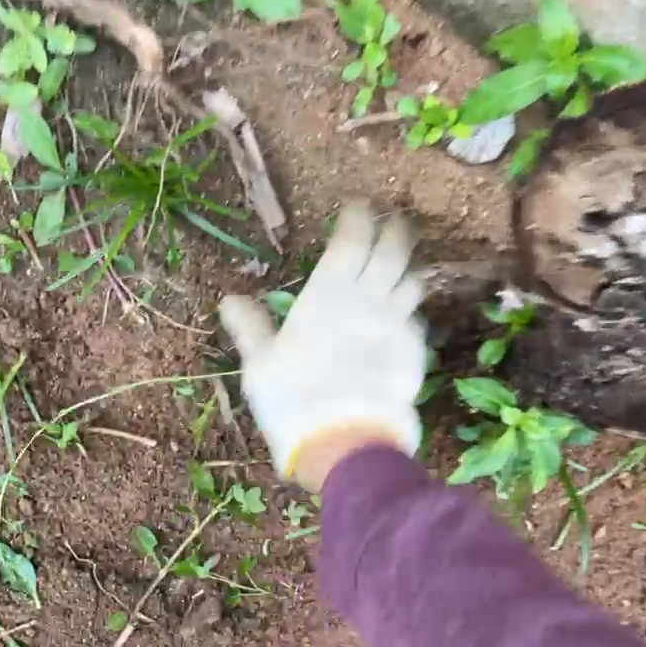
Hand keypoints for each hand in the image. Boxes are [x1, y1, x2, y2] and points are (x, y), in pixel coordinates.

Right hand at [219, 203, 425, 488]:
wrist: (344, 440)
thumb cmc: (294, 400)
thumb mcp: (260, 364)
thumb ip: (250, 327)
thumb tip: (230, 299)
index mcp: (328, 294)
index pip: (350, 240)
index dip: (356, 218)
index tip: (357, 206)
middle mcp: (368, 300)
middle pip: (391, 251)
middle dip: (392, 230)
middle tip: (392, 220)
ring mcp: (396, 326)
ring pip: (411, 282)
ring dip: (407, 268)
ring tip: (402, 265)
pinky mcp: (414, 353)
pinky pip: (415, 322)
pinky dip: (409, 313)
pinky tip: (402, 319)